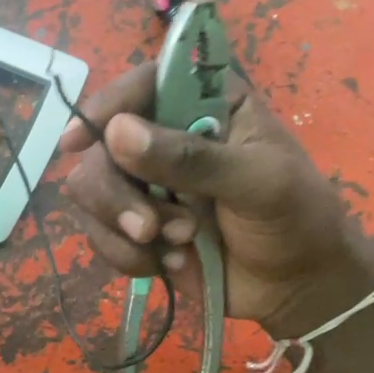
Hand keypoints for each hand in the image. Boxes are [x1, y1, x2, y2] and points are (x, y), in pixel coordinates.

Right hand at [59, 62, 373, 337]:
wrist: (295, 286)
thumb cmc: (294, 220)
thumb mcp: (257, 182)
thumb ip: (190, 158)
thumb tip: (116, 133)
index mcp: (207, 106)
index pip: (144, 86)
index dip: (106, 106)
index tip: (78, 141)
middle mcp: (167, 138)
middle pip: (101, 148)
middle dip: (116, 194)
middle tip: (147, 229)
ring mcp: (146, 186)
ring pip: (90, 193)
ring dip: (122, 227)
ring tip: (175, 246)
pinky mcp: (134, 228)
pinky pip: (98, 234)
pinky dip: (126, 255)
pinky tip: (168, 264)